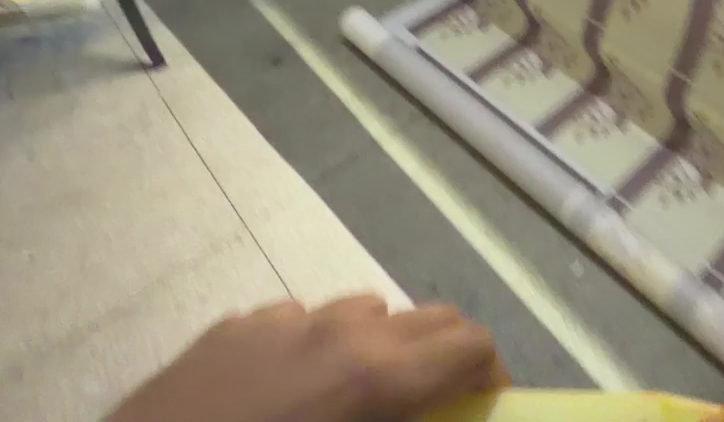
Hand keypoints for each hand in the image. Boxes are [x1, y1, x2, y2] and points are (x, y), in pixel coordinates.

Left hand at [107, 294, 509, 421]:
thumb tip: (428, 421)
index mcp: (372, 375)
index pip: (469, 344)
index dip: (491, 378)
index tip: (486, 412)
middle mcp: (339, 328)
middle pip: (428, 317)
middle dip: (447, 360)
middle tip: (436, 412)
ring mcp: (282, 320)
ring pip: (365, 312)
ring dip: (382, 351)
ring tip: (356, 406)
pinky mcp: (232, 327)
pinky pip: (300, 322)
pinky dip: (316, 349)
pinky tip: (279, 401)